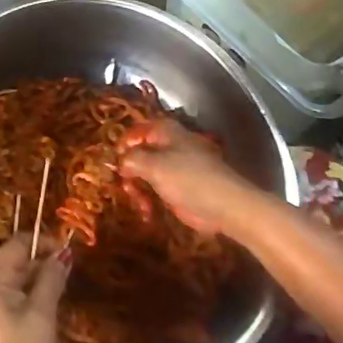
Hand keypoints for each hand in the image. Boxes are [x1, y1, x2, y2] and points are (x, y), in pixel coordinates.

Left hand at [0, 232, 69, 342]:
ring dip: (39, 276)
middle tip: (72, 267)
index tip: (70, 250)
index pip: (18, 243)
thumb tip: (63, 254)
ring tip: (66, 281)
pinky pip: (13, 290)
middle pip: (16, 258)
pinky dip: (31, 290)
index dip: (43, 241)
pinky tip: (50, 299)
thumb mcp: (41, 316)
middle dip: (43, 259)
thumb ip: (51, 280)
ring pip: (17, 275)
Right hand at [118, 118, 267, 234]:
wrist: (227, 207)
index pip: (134, 131)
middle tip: (126, 189)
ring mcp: (177, 166)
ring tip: (140, 205)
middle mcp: (170, 143)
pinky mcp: (183, 186)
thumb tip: (121, 162)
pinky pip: (159, 188)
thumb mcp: (152, 165)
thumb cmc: (188, 179)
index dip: (122, 146)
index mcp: (164, 130)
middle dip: (130, 171)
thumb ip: (131, 159)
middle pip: (139, 153)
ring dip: (139, 188)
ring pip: (147, 172)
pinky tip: (149, 212)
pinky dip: (151, 199)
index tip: (114, 165)